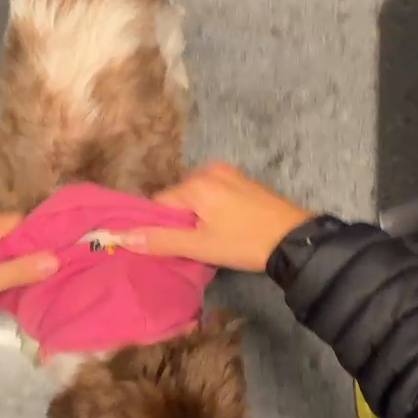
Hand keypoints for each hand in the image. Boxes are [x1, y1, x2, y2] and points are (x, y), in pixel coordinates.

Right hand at [122, 162, 314, 271]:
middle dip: (180, 221)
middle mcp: (209, 170)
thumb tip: (121, 236)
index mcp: (196, 184)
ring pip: (196, 196)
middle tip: (195, 244)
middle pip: (177, 198)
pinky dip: (212, 209)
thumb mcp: (200, 247)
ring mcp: (229, 173)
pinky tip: (226, 227)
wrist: (296, 241)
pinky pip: (214, 193)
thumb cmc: (245, 243)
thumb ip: (160, 241)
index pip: (159, 204)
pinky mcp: (244, 181)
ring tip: (212, 238)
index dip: (160, 226)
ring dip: (197, 216)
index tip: (171, 245)